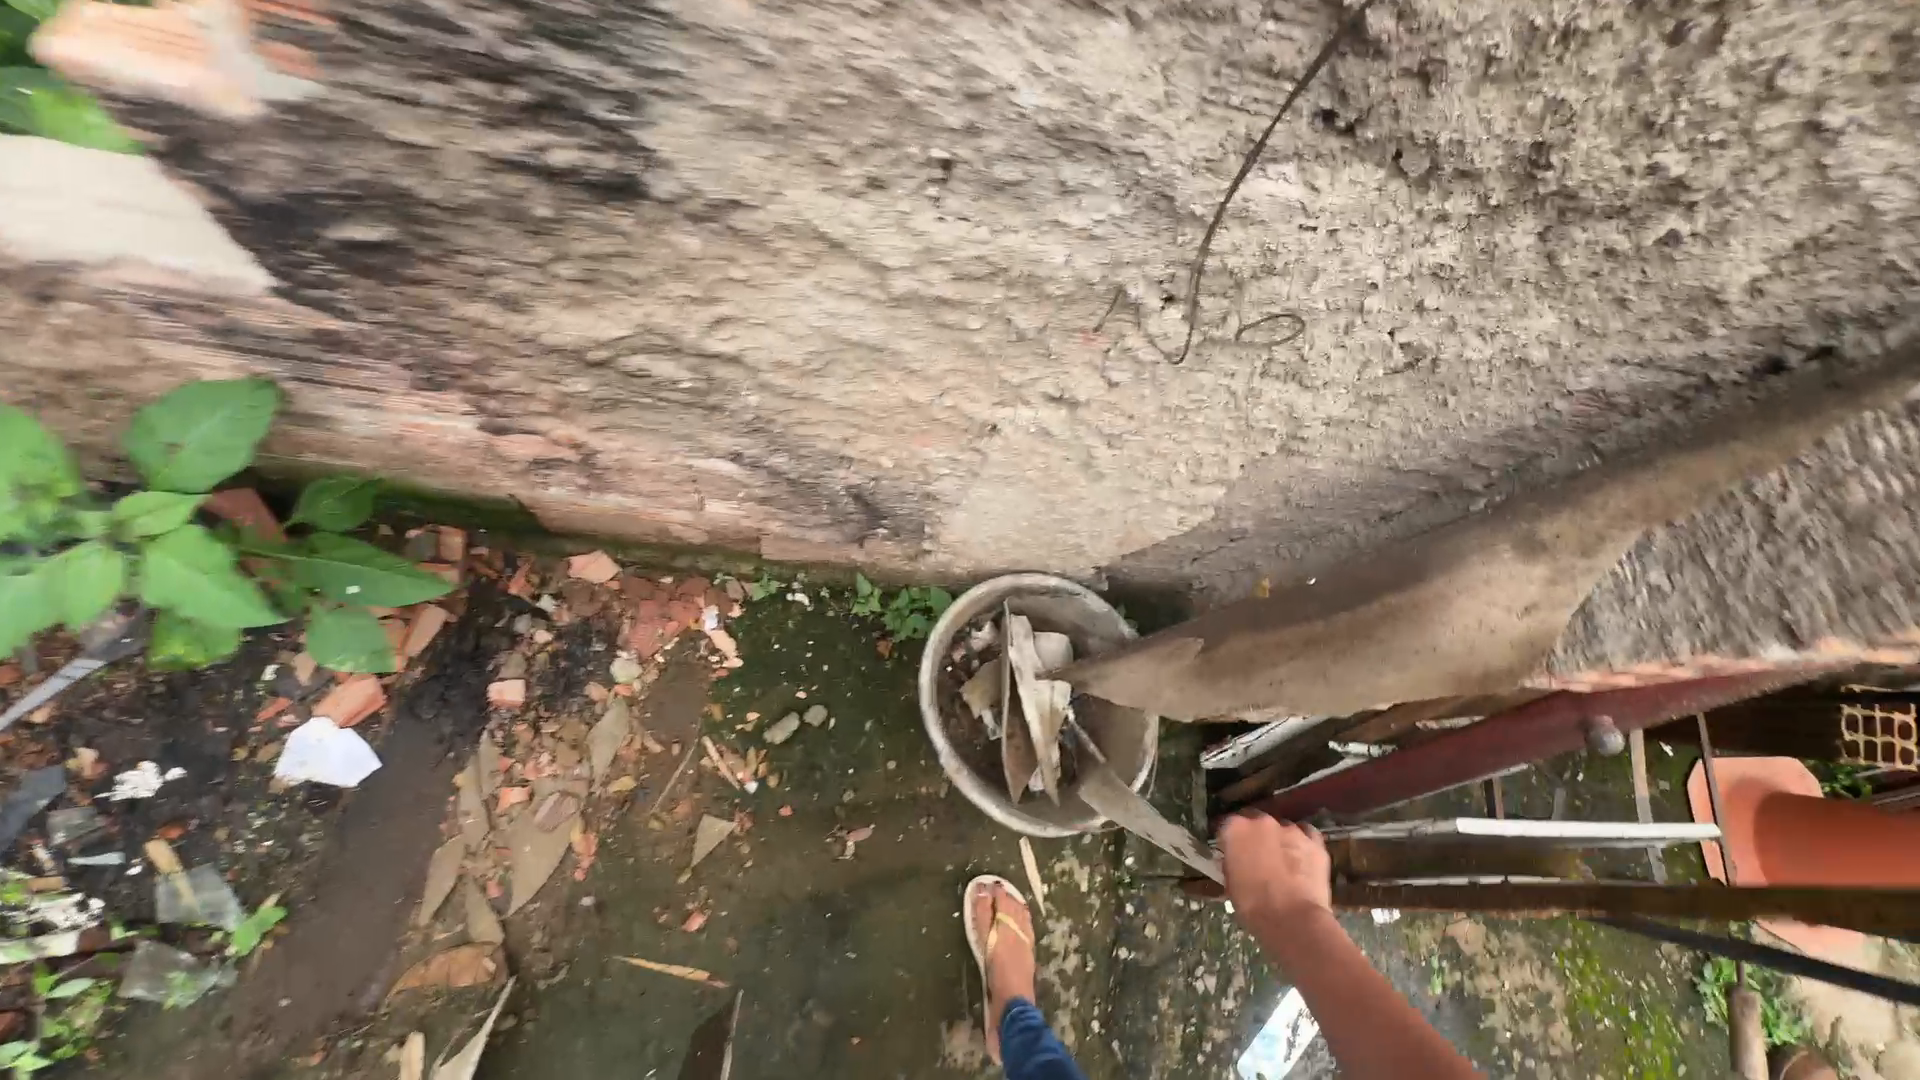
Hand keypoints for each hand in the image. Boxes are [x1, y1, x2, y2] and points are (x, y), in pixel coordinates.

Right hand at [1218, 811, 1331, 922]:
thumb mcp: (1230, 884)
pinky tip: (1302, 857)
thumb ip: (1231, 863)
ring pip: (1282, 828)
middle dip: (1255, 835)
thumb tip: (1236, 861)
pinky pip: (1307, 835)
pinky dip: (1303, 843)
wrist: (1293, 920)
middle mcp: (1262, 821)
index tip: (1231, 853)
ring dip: (1280, 839)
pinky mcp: (1315, 842)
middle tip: (1257, 856)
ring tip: (1283, 860)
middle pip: (1255, 821)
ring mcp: (1291, 829)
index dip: (1229, 840)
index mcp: (1235, 828)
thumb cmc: (1253, 905)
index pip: (1227, 826)